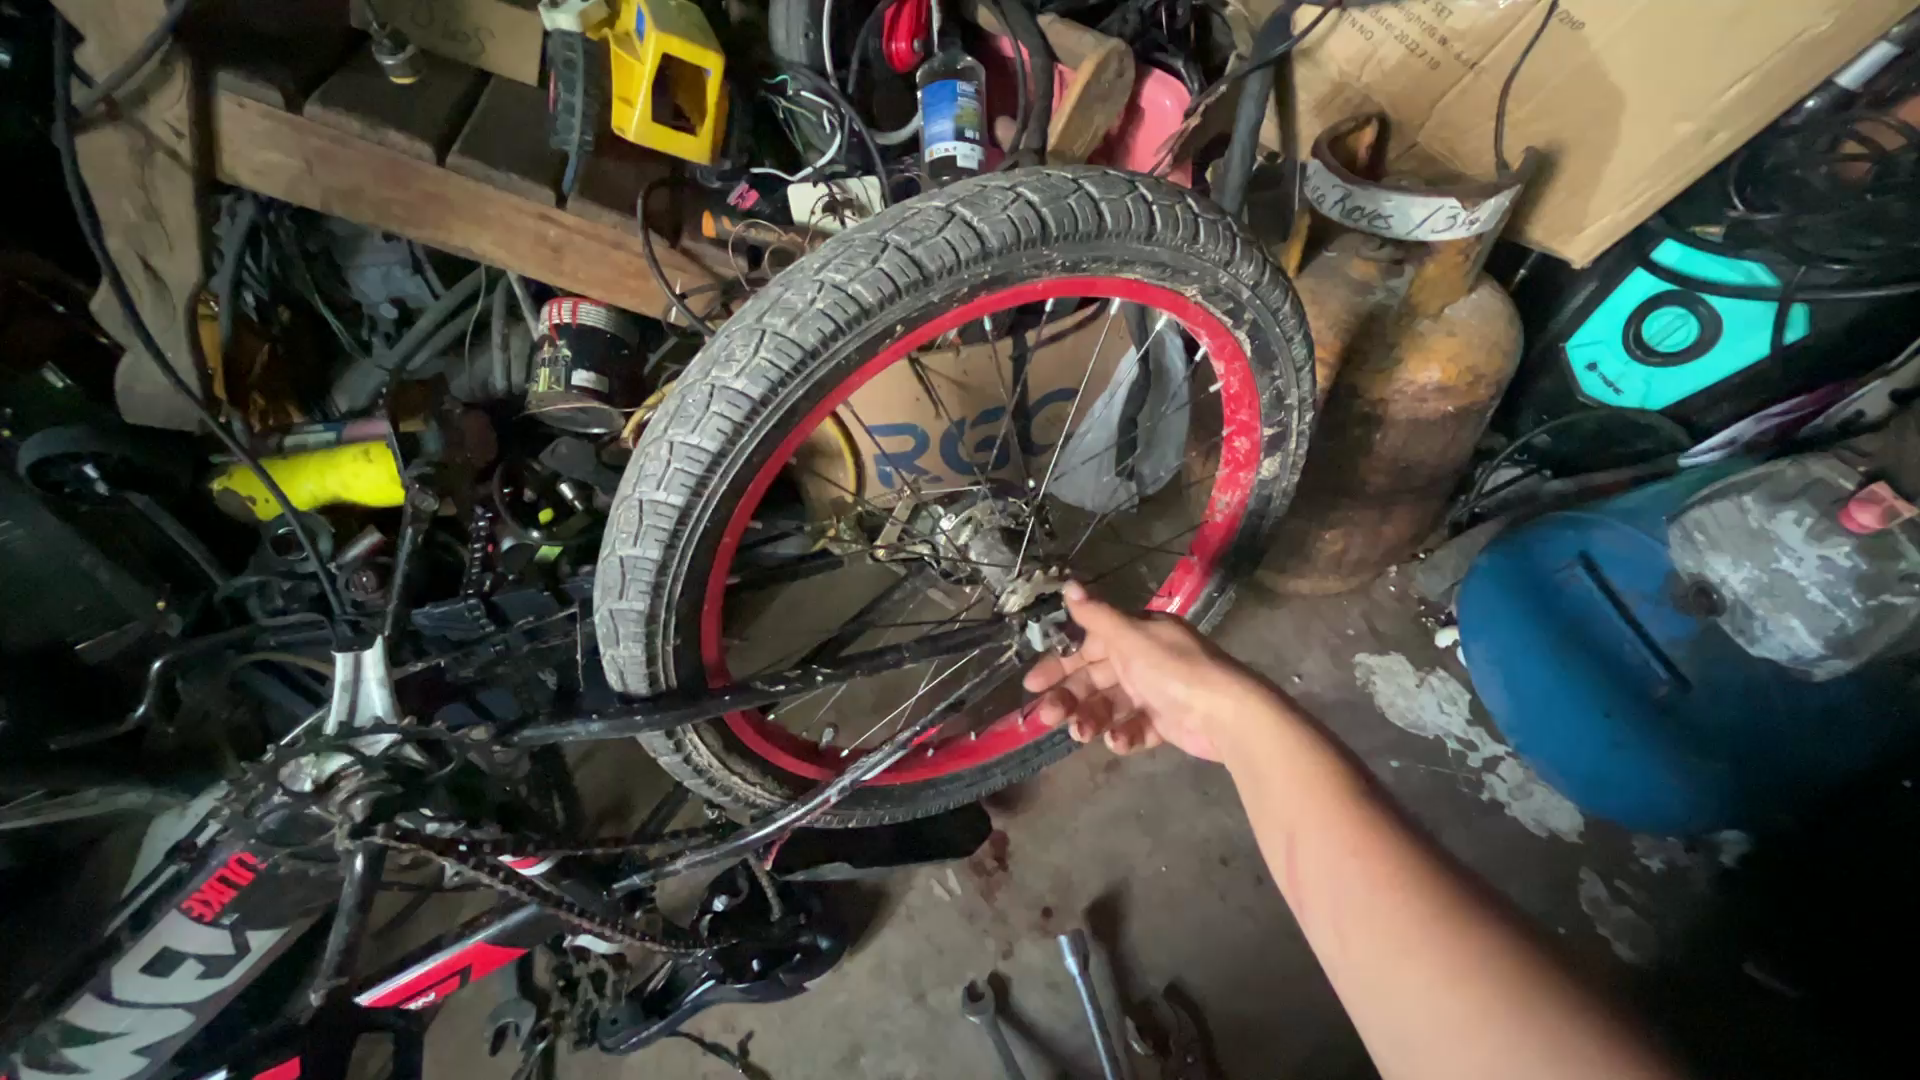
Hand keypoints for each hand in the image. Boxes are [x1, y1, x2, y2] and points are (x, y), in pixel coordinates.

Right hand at [1021, 582, 1263, 760]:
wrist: (1228, 714)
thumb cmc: (1176, 670)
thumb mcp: (1132, 638)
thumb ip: (1097, 615)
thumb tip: (1068, 583)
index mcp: (1135, 635)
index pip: (1086, 646)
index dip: (1059, 663)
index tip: (1032, 684)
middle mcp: (1142, 660)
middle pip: (1093, 679)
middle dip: (1069, 697)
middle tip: (1047, 716)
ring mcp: (1153, 693)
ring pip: (1108, 706)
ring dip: (1090, 719)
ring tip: (1082, 734)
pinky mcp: (1163, 722)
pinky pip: (1132, 728)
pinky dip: (1122, 735)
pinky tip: (1118, 741)